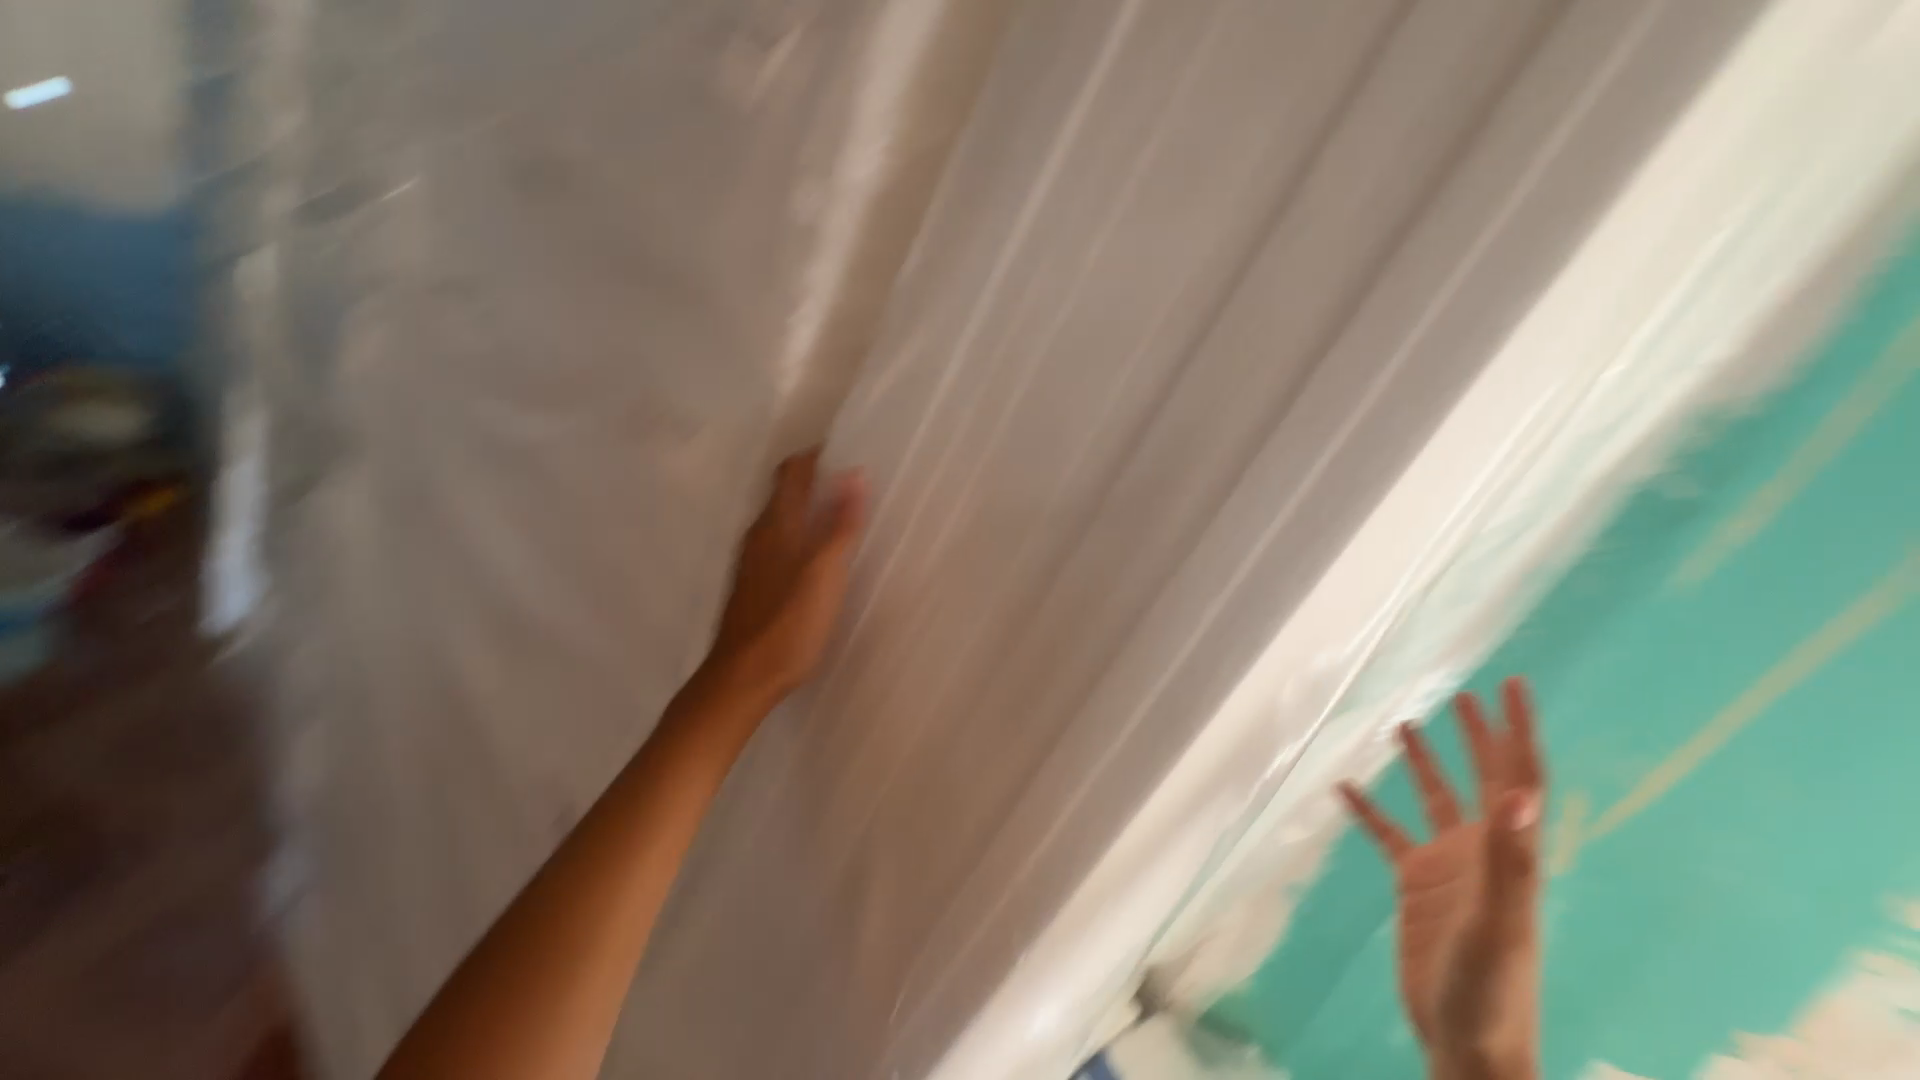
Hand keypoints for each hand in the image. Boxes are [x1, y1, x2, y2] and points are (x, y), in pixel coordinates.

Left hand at [705, 448, 866, 702]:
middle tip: (853, 485)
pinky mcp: (752, 586)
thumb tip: (854, 473)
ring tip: (841, 519)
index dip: (816, 456)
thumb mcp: (825, 573)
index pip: (792, 472)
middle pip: (784, 493)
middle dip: (815, 482)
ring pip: (781, 520)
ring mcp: (751, 562)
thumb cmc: (789, 623)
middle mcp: (759, 535)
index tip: (847, 453)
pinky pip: (778, 545)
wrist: (743, 677)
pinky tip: (818, 560)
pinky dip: (800, 537)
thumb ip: (840, 524)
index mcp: (776, 525)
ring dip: (807, 511)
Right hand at [1338, 677, 1544, 1079]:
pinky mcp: (1414, 884)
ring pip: (1435, 800)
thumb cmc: (1490, 986)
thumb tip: (1519, 795)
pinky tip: (1344, 788)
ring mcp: (1445, 865)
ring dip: (1423, 764)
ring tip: (1403, 725)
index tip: (1511, 685)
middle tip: (1462, 695)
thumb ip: (1509, 861)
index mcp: (1509, 852)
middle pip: (1484, 780)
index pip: (1519, 777)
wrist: (1464, 1038)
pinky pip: (1387, 834)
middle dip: (1478, 737)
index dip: (1518, 731)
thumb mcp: (1499, 923)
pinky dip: (1368, 810)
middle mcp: (1482, 849)